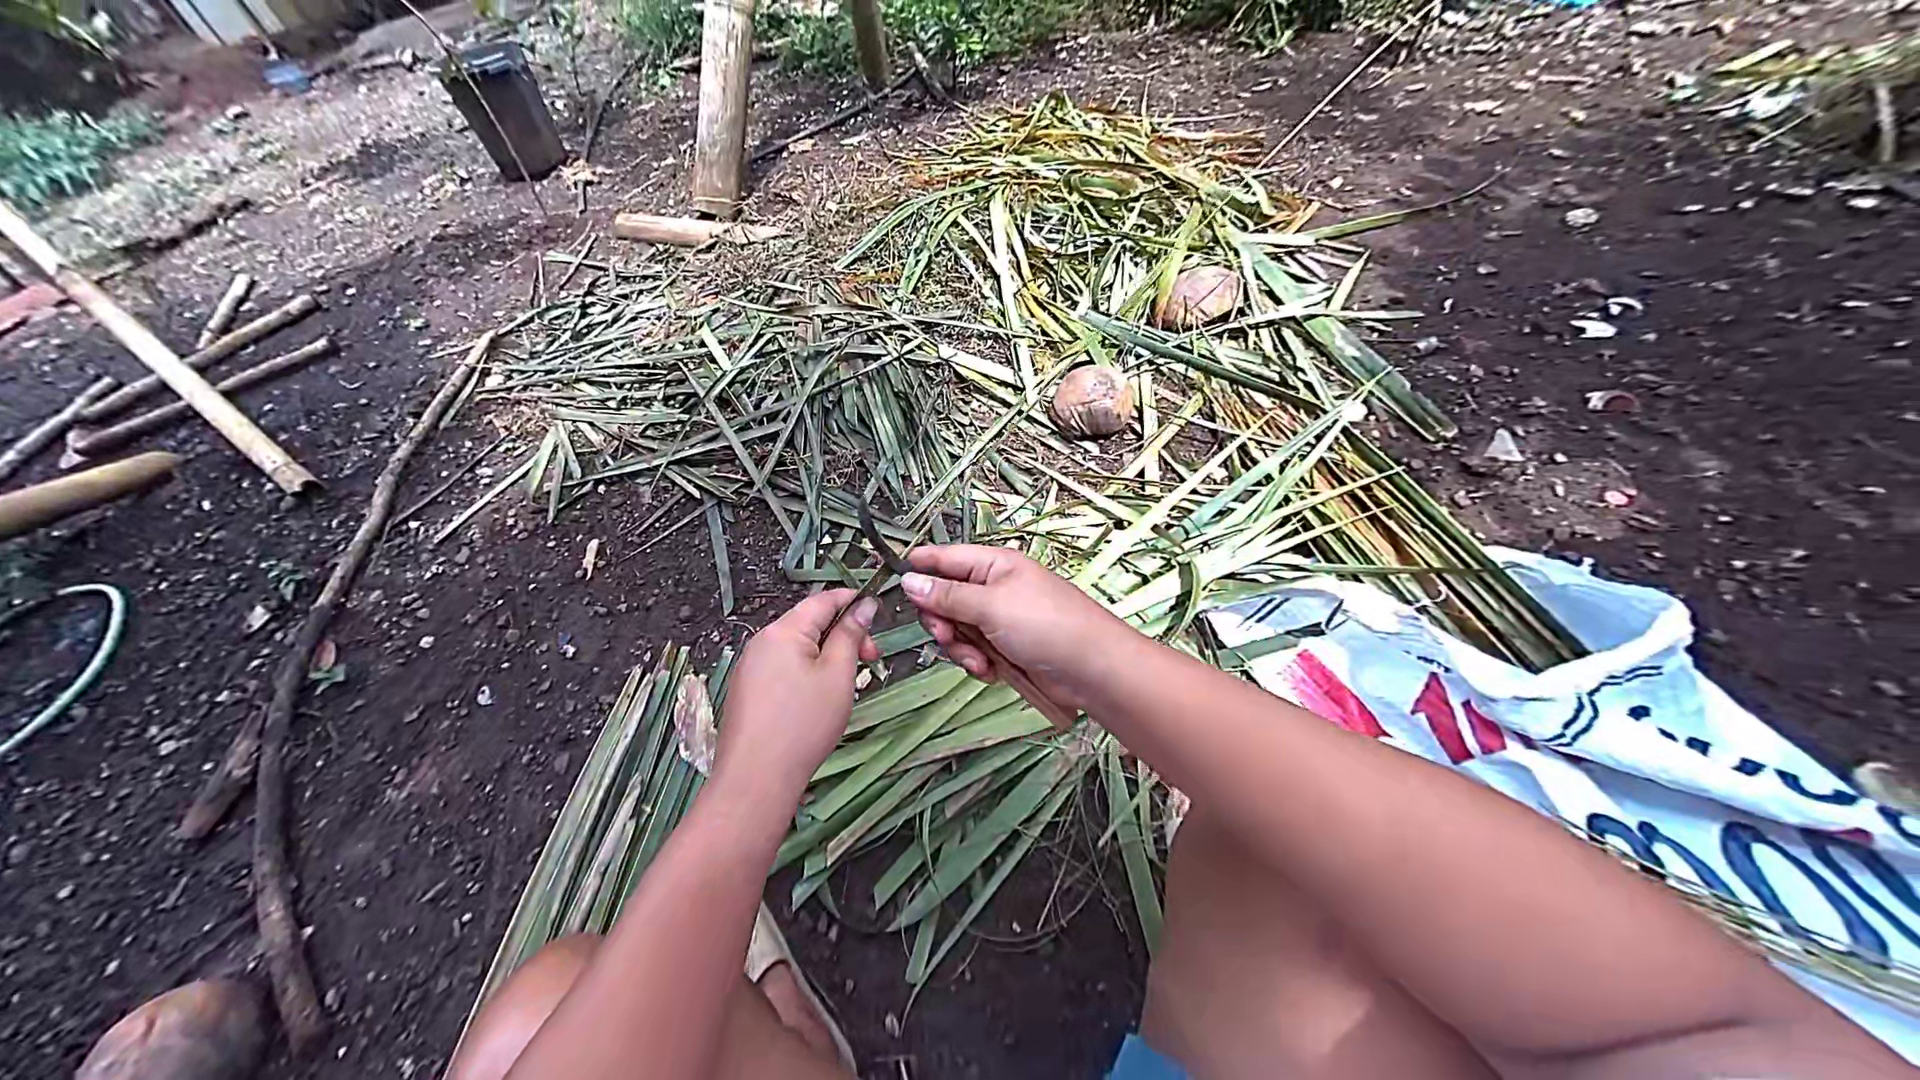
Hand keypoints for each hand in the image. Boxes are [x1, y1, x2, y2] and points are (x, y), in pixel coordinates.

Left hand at [716, 589, 878, 797]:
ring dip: (827, 656)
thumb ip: (851, 634)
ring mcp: (750, 667)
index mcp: (783, 630)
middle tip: (870, 659)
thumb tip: (862, 605)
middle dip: (843, 634)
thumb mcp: (838, 675)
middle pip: (810, 623)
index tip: (877, 614)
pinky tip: (819, 700)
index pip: (823, 599)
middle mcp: (761, 642)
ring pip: (798, 648)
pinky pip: (783, 668)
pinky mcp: (747, 691)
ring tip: (846, 684)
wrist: (756, 779)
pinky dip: (807, 673)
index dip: (853, 601)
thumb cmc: (803, 724)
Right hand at [901, 545, 1138, 714]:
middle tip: (946, 634)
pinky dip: (977, 662)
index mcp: (993, 564)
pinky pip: (974, 651)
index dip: (919, 569)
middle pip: (944, 599)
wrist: (1093, 669)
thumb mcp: (991, 605)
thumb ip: (946, 595)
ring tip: (978, 659)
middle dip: (940, 620)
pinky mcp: (1006, 647)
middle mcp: (994, 588)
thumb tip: (909, 580)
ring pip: (956, 629)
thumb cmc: (1049, 625)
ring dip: (960, 647)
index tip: (896, 584)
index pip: (944, 558)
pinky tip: (992, 670)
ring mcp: (1000, 619)